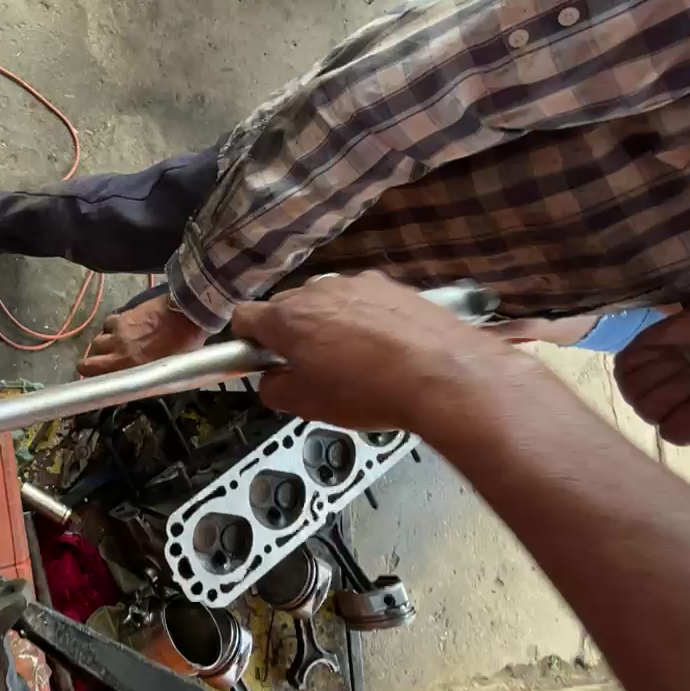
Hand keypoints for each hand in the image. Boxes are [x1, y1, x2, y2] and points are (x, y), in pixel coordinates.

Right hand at [77, 294, 210, 376]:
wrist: (188, 314)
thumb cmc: (183, 346)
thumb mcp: (166, 370)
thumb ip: (146, 377)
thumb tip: (136, 385)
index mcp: (125, 364)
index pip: (88, 369)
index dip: (88, 373)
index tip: (95, 376)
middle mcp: (117, 347)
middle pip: (91, 352)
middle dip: (95, 358)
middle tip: (107, 361)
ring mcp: (119, 329)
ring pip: (99, 337)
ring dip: (105, 342)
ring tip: (117, 344)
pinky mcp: (125, 314)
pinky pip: (110, 322)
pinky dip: (113, 327)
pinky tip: (124, 328)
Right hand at [228, 272, 525, 431]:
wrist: (446, 378)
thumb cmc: (371, 391)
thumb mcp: (305, 405)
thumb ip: (272, 389)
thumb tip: (270, 381)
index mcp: (285, 319)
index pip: (242, 316)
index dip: (245, 339)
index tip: (259, 357)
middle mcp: (316, 292)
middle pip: (284, 306)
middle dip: (289, 332)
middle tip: (307, 365)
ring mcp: (355, 284)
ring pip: (324, 301)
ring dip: (327, 323)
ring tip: (352, 360)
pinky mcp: (391, 286)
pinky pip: (362, 299)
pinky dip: (363, 318)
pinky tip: (382, 348)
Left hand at [614, 310, 689, 472]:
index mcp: (685, 421)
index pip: (676, 434)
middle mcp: (656, 408)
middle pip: (652, 414)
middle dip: (682, 390)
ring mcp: (637, 387)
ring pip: (639, 393)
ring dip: (672, 374)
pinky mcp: (626, 365)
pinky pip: (630, 370)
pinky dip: (656, 360)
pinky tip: (671, 352)